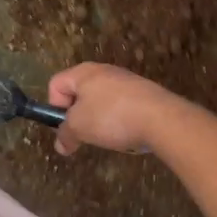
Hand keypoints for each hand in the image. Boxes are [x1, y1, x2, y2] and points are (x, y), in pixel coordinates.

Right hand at [46, 63, 178, 155]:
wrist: (162, 119)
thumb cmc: (111, 117)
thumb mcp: (80, 127)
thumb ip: (65, 135)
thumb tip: (61, 145)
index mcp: (83, 72)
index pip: (56, 84)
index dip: (54, 107)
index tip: (66, 127)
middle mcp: (103, 70)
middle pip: (80, 93)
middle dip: (79, 116)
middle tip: (85, 134)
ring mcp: (126, 80)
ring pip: (102, 101)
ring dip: (100, 120)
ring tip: (109, 136)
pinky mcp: (144, 93)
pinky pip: (122, 106)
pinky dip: (120, 120)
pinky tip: (128, 134)